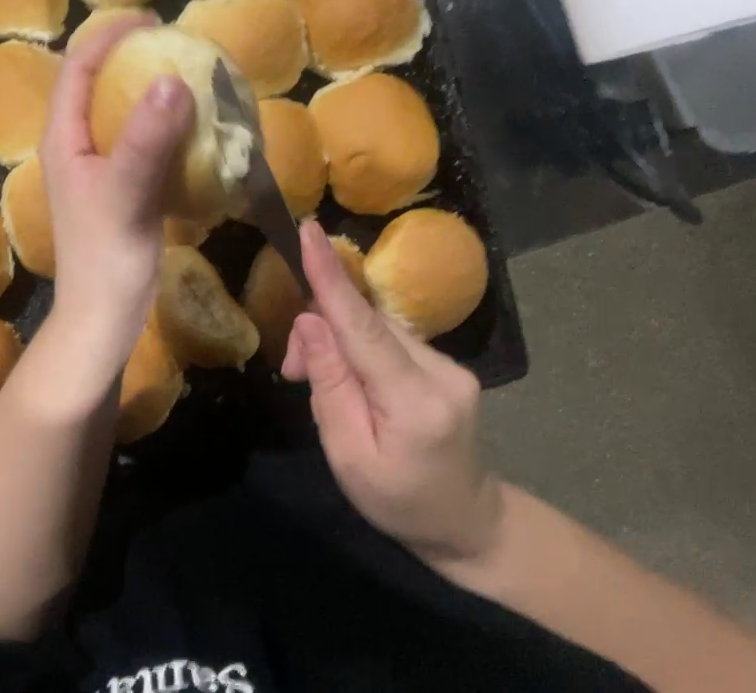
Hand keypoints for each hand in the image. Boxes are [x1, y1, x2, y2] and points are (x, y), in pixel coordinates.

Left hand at [39, 13, 192, 378]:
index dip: (108, 36)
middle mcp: (74, 148)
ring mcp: (95, 171)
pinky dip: (163, 130)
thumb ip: (146, 138)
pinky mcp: (117, 192)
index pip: (77, 69)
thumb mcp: (127, 193)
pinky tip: (194, 133)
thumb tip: (172, 79)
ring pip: (119, 116)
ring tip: (189, 79)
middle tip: (175, 46)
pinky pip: (139, 145)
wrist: (103, 318)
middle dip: (130, 59)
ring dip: (148, 94)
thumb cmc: (107, 256)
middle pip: (96, 86)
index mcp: (63, 139)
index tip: (151, 19)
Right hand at [281, 221, 504, 563]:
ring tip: (313, 381)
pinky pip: (388, 341)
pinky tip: (350, 381)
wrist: (466, 523)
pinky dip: (358, 350)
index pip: (364, 329)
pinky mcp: (446, 366)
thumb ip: (328, 385)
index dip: (332, 279)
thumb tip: (309, 321)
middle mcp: (442, 372)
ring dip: (336, 343)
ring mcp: (450, 367)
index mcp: (416, 402)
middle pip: (364, 326)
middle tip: (289, 371)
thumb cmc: (397, 502)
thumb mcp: (347, 455)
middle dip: (319, 333)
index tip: (309, 232)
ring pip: (374, 329)